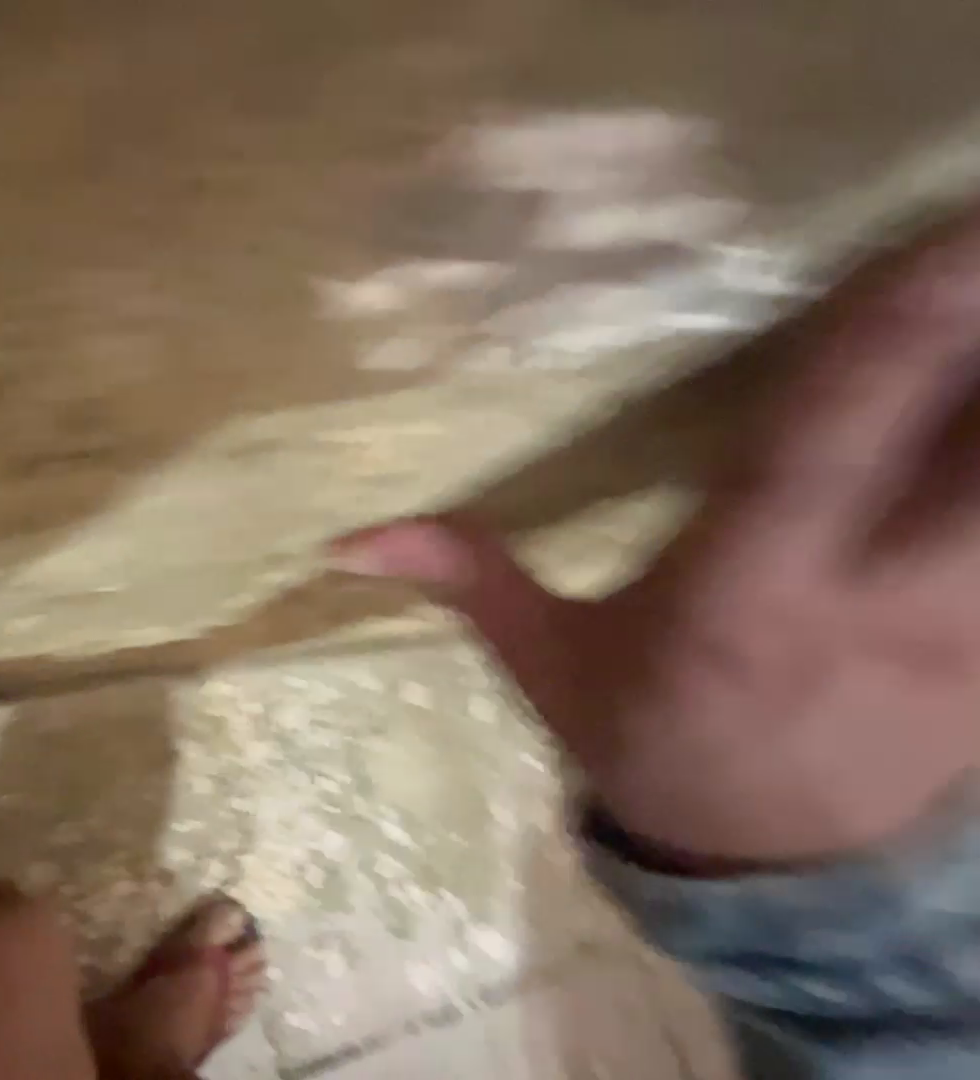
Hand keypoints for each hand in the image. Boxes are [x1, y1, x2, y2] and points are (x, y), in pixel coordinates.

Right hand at [329, 205, 979, 871]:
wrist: (765, 859)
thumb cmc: (630, 735)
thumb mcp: (536, 657)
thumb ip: (461, 578)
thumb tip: (344, 539)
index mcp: (737, 596)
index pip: (817, 454)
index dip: (890, 346)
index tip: (939, 241)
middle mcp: (880, 601)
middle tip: (975, 238)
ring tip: (975, 313)